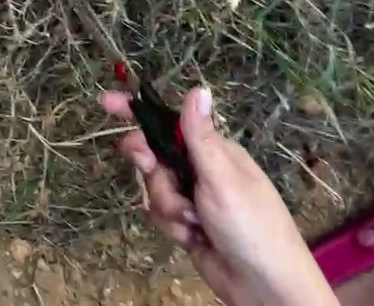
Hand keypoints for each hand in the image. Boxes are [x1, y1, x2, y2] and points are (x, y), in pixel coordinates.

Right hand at [102, 87, 338, 305]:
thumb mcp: (222, 178)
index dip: (136, 111)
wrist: (267, 292)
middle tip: (148, 170)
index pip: (169, 121)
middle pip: (154, 154)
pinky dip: (172, 226)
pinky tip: (194, 239)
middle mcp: (201, 170)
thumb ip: (200, 135)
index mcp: (214, 151)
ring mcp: (194, 198)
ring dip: (168, 206)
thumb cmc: (251, 227)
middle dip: (151, 168)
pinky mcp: (188, 224)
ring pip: (155, 186)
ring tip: (193, 223)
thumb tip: (199, 87)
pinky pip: (161, 213)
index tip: (106, 102)